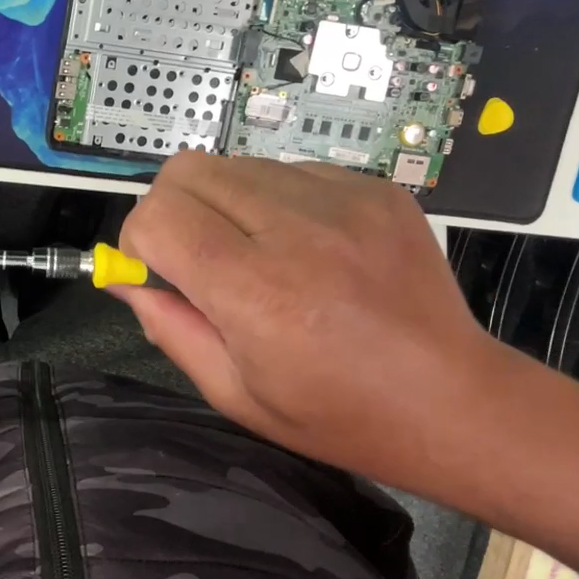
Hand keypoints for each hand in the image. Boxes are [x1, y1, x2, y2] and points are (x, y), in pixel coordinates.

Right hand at [113, 153, 495, 475]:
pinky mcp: (375, 189)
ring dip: (222, 203)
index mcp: (257, 293)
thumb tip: (124, 277)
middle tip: (193, 254)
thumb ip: (168, 326)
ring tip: (254, 252)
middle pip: (188, 171)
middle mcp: (298, 231)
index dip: (137, 241)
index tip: (155, 271)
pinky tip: (302, 246)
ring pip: (236, 164)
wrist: (454, 401)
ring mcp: (343, 201)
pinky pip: (290, 170)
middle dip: (171, 208)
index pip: (158, 217)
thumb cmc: (336, 413)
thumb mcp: (233, 392)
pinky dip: (274, 200)